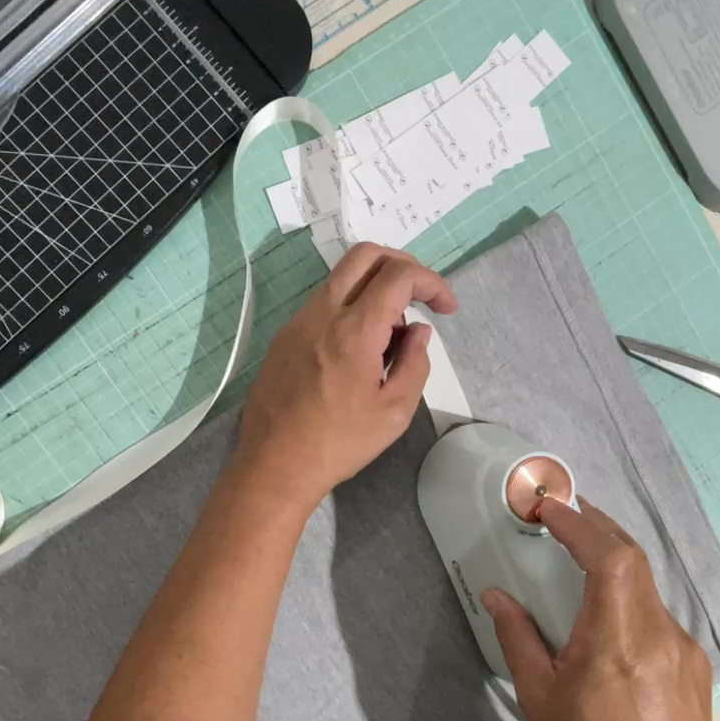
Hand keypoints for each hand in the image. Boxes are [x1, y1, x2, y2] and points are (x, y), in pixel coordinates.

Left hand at [236, 244, 457, 508]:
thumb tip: (419, 333)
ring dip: (374, 290)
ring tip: (389, 338)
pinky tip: (358, 352)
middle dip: (402, 265)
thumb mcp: (394, 412)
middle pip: (365, 255)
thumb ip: (415, 364)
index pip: (399, 275)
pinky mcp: (283, 338)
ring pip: (340, 278)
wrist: (273, 465)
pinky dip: (349, 309)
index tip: (446, 308)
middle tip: (420, 298)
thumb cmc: (338, 445)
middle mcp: (322, 314)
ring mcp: (297, 323)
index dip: (431, 282)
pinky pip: (322, 305)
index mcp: (354, 331)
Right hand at [482, 497, 717, 720]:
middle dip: (596, 527)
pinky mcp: (692, 660)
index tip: (550, 509)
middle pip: (633, 558)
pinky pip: (656, 613)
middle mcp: (658, 631)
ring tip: (579, 558)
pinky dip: (628, 596)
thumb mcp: (540, 697)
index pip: (610, 559)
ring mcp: (682, 644)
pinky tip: (608, 619)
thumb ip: (517, 638)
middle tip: (562, 515)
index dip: (581, 526)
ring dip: (613, 560)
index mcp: (618, 638)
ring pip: (646, 585)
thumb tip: (496, 595)